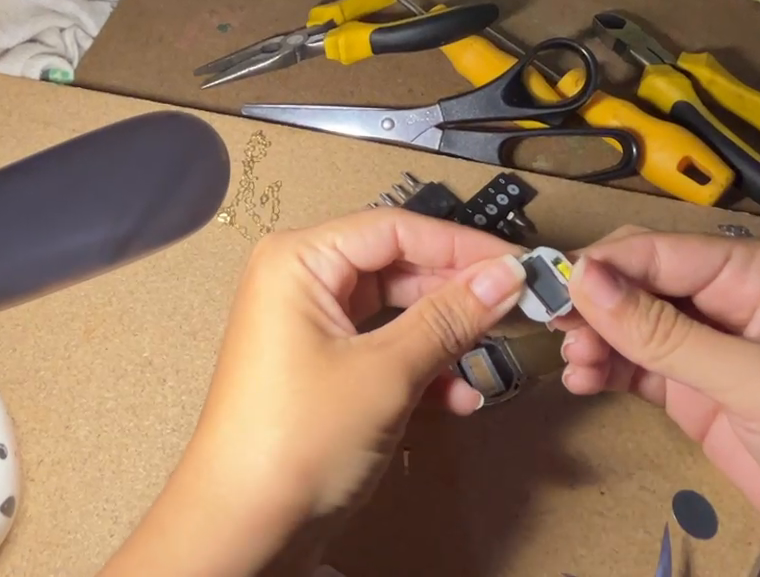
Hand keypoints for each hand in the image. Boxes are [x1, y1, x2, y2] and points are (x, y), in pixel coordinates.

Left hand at [101, 209, 526, 575]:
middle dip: (457, 291)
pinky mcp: (323, 361)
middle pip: (396, 265)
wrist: (242, 531)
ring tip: (493, 354)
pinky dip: (421, 365)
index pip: (395, 229)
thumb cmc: (295, 441)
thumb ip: (448, 318)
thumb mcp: (384, 373)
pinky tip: (459, 395)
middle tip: (517, 306)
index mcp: (300, 258)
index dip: (461, 244)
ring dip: (445, 335)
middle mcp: (302, 277)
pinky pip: (382, 345)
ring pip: (395, 308)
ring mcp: (311, 321)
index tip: (517, 264)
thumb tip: (504, 277)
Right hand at [554, 228, 759, 576]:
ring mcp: (711, 350)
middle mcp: (725, 299)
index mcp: (753, 272)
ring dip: (594, 336)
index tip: (549, 294)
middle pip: (635, 280)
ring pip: (627, 323)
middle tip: (555, 333)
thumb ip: (666, 333)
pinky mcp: (701, 397)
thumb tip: (580, 277)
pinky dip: (605, 368)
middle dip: (591, 300)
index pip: (655, 250)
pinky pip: (637, 366)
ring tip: (573, 365)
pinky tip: (583, 381)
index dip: (600, 266)